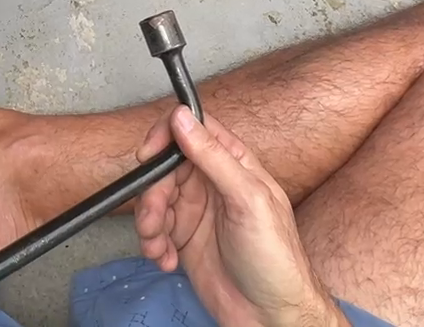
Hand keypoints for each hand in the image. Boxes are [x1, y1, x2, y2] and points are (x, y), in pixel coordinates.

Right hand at [134, 107, 344, 326]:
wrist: (274, 320)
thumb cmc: (276, 258)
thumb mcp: (248, 200)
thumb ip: (213, 156)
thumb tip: (182, 116)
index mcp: (231, 162)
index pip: (191, 129)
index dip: (165, 136)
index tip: (147, 155)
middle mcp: (210, 181)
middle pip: (165, 166)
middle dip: (152, 191)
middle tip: (152, 218)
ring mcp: (196, 210)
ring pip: (155, 198)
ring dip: (148, 221)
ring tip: (157, 247)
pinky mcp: (184, 240)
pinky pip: (155, 229)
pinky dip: (153, 243)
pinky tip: (166, 261)